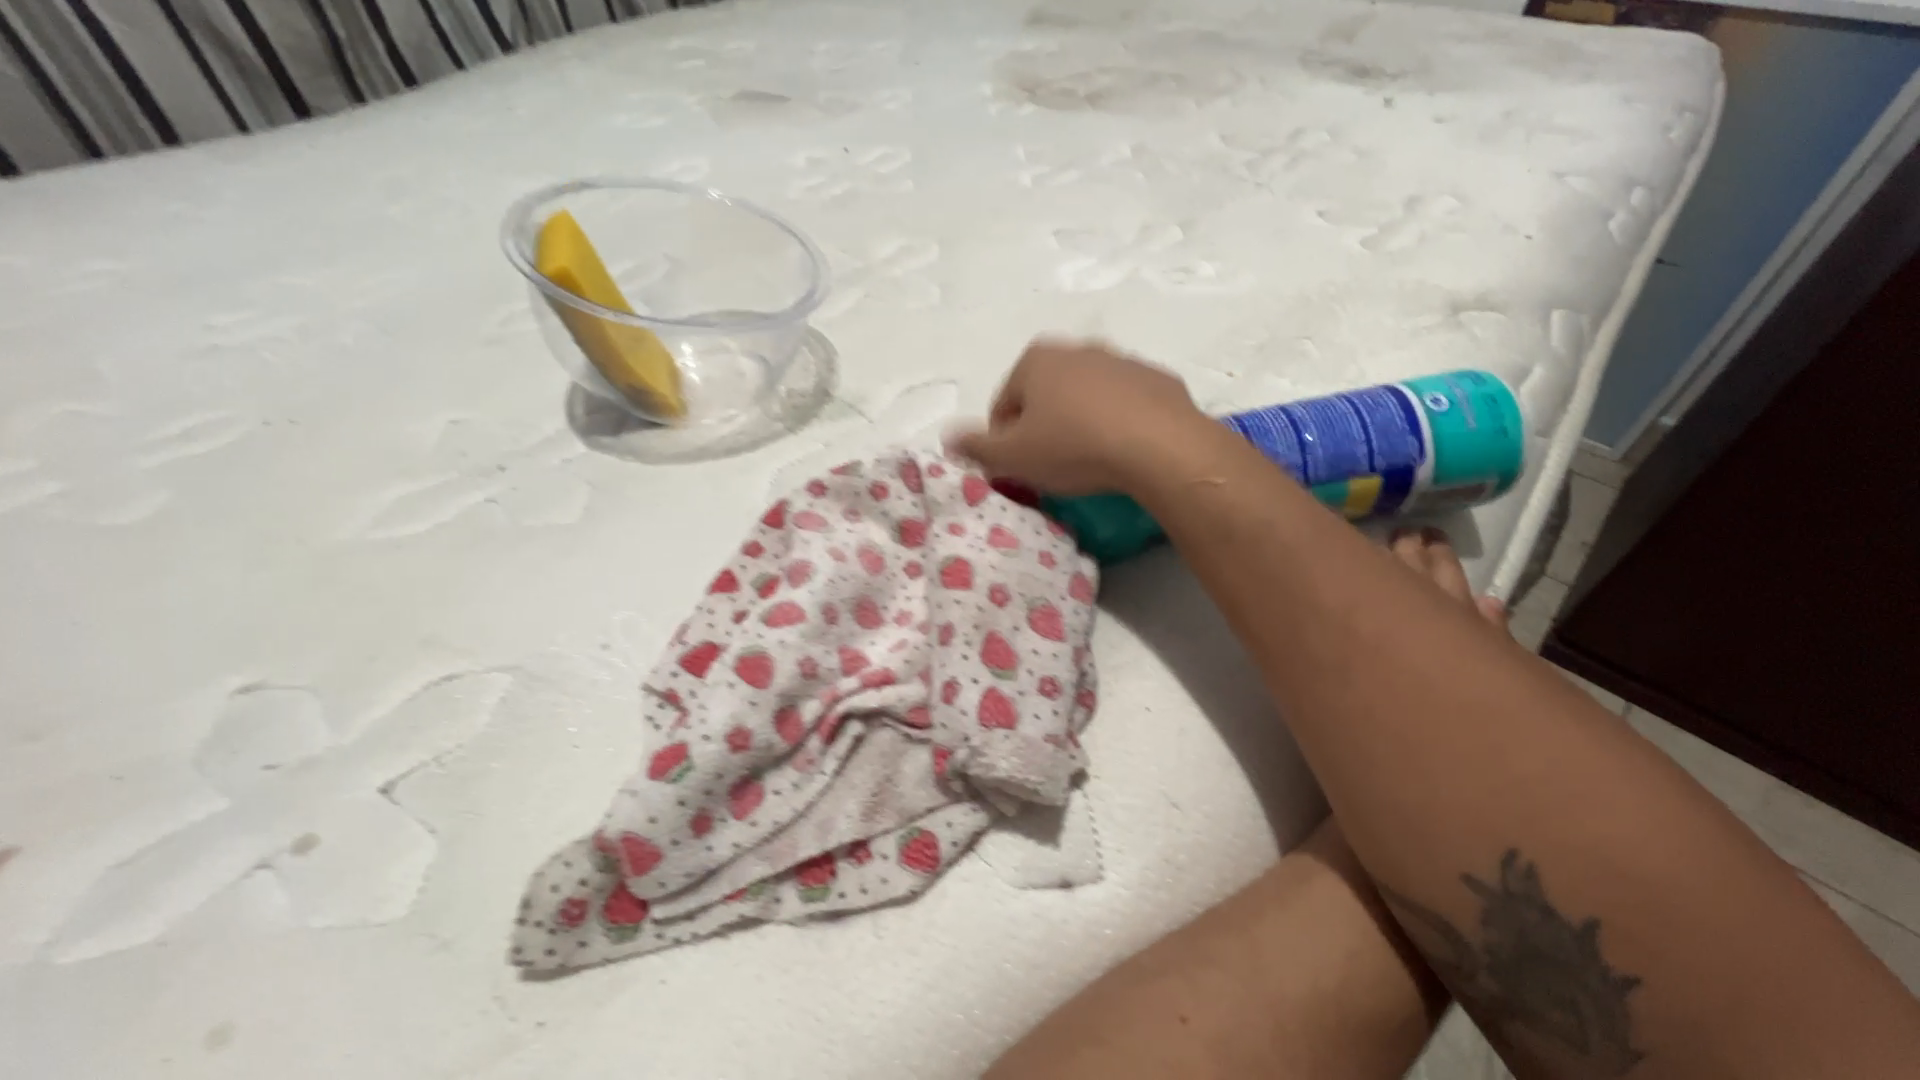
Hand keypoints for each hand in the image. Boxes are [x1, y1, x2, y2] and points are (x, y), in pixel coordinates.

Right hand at [945, 339, 1210, 494]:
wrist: (1159, 446)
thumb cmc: (1074, 447)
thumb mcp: (1013, 456)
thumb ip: (976, 447)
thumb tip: (948, 438)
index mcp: (1036, 360)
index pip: (1004, 405)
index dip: (1004, 441)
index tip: (1017, 469)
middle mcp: (1078, 349)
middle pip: (1046, 396)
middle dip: (1044, 428)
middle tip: (1051, 467)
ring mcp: (1122, 361)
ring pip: (1088, 398)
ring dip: (1083, 424)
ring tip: (1090, 462)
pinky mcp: (1158, 380)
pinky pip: (1127, 405)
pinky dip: (1120, 424)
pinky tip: (1124, 453)